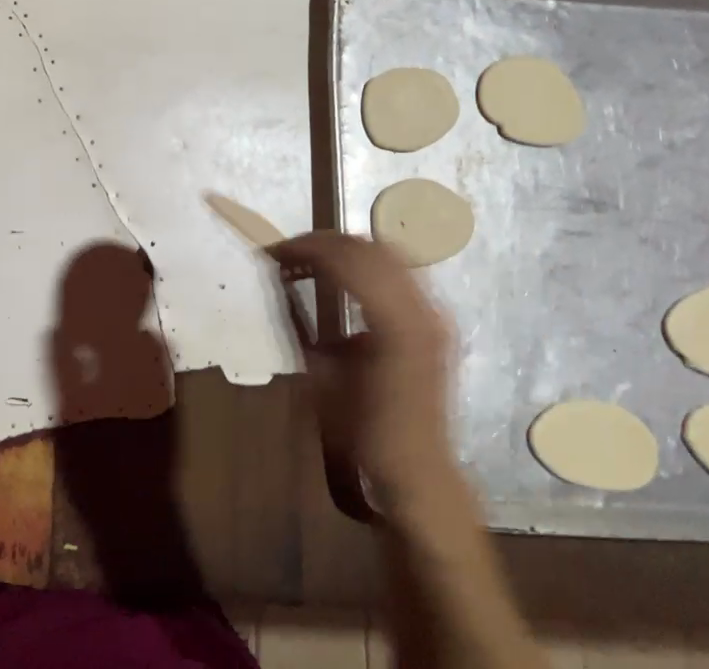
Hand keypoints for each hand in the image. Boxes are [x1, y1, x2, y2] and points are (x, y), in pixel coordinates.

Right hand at [270, 233, 461, 515]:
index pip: (348, 260)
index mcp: (394, 324)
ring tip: (310, 262)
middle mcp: (423, 310)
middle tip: (288, 253)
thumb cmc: (362, 430)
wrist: (416, 467)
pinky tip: (341, 282)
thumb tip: (280, 284)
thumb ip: (302, 324)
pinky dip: (366, 266)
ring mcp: (434, 314)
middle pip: (372, 248)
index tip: (273, 251)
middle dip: (326, 242)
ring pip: (389, 255)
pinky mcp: (435, 323)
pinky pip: (399, 274)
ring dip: (347, 251)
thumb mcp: (320, 376)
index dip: (307, 248)